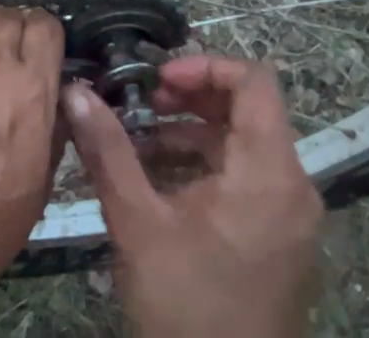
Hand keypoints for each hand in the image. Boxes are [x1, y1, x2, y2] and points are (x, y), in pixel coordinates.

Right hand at [64, 55, 325, 337]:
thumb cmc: (185, 304)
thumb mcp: (138, 223)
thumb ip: (108, 151)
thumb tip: (75, 92)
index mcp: (269, 172)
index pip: (255, 81)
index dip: (204, 65)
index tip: (157, 79)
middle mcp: (294, 185)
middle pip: (252, 110)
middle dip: (194, 97)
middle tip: (144, 104)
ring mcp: (294, 216)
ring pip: (249, 144)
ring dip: (197, 132)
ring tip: (142, 144)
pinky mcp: (284, 239)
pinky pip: (253, 178)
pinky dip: (212, 165)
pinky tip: (165, 183)